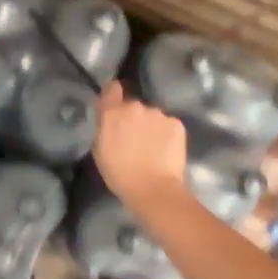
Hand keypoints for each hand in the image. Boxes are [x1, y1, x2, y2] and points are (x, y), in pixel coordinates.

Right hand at [93, 80, 189, 211]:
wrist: (154, 189)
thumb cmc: (120, 175)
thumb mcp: (100, 150)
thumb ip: (105, 128)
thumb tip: (111, 118)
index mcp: (113, 113)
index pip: (112, 89)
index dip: (113, 95)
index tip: (114, 104)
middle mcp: (136, 107)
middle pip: (134, 107)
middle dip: (133, 119)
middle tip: (135, 140)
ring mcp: (158, 114)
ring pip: (152, 117)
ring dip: (151, 127)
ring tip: (152, 149)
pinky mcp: (176, 124)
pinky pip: (168, 125)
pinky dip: (166, 135)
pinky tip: (165, 151)